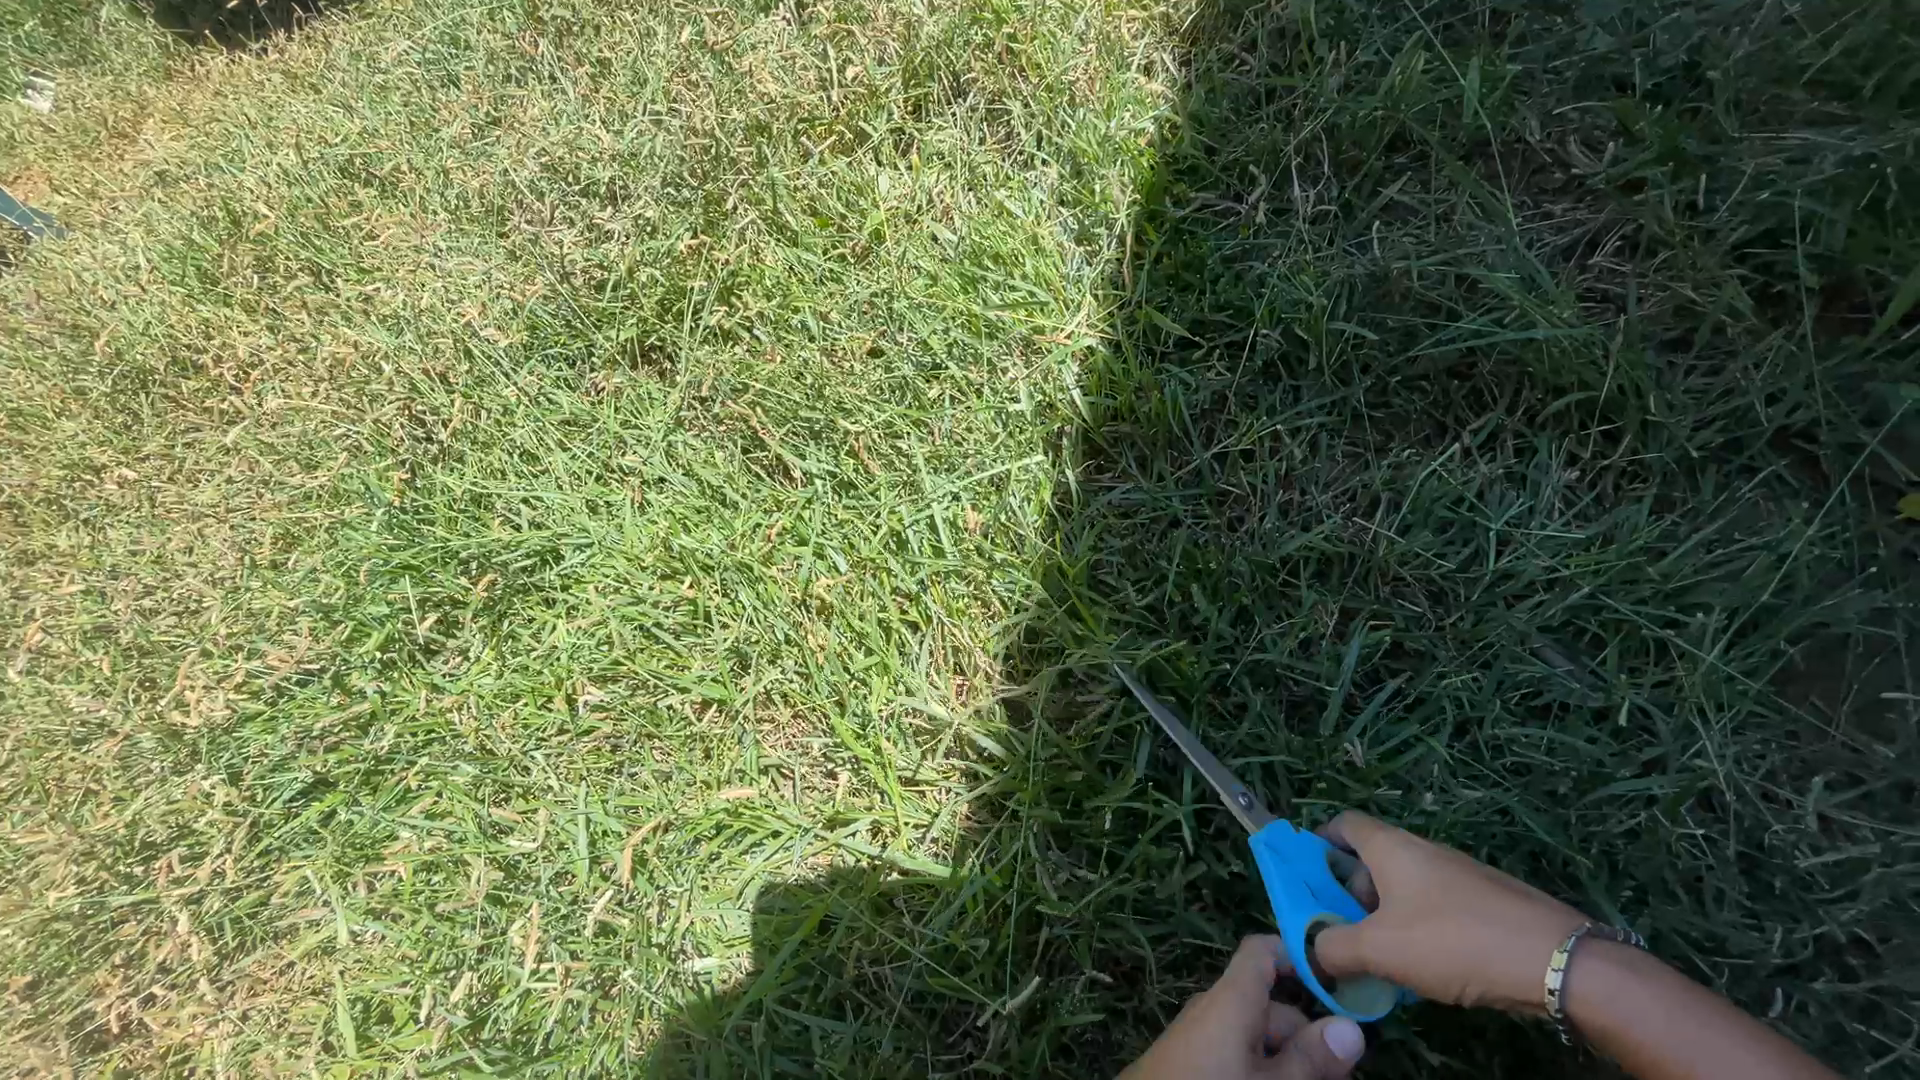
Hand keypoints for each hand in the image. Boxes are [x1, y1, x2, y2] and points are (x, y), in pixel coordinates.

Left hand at [1121, 935, 1366, 1079]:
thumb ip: (1310, 1059)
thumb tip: (1352, 1027)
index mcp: (1230, 998)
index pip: (1262, 951)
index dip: (1298, 956)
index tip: (1340, 981)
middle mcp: (1213, 1007)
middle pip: (1271, 1005)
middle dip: (1309, 1035)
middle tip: (1346, 1072)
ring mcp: (1200, 1035)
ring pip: (1256, 1036)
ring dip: (1288, 1059)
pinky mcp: (1191, 1061)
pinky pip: (1236, 1052)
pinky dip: (1262, 1066)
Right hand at [1312, 811, 1587, 1014]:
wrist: (1560, 962)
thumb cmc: (1455, 941)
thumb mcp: (1381, 950)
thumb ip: (1332, 948)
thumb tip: (1310, 952)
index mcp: (1390, 847)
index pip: (1342, 824)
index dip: (1319, 844)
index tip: (1308, 878)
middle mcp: (1422, 850)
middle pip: (1371, 859)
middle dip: (1349, 893)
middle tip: (1340, 930)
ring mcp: (1459, 874)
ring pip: (1405, 886)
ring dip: (1384, 915)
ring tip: (1381, 957)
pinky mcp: (1487, 901)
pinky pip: (1436, 905)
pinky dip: (1419, 927)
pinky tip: (1427, 967)